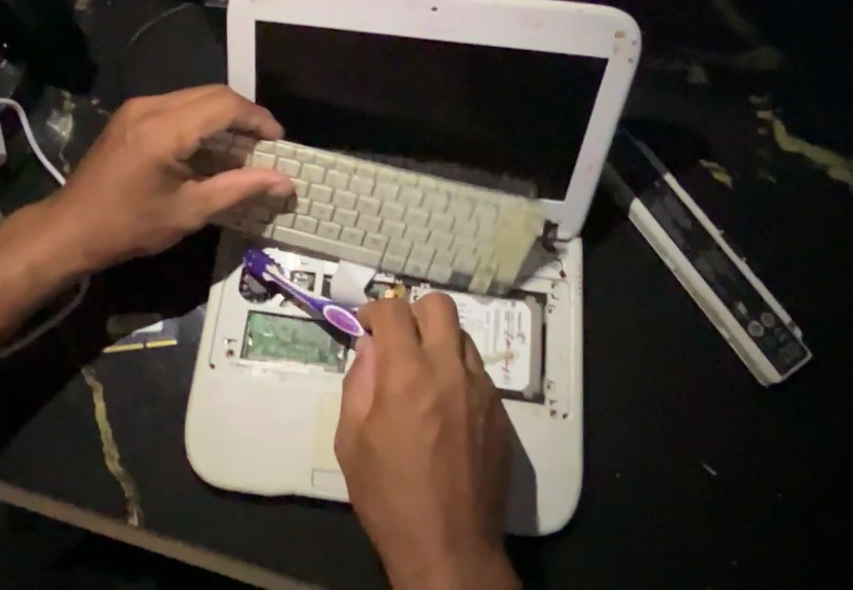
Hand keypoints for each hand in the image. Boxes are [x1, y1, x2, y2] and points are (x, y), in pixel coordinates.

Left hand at [27, 85, 291, 274]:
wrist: (71, 229)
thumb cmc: (130, 226)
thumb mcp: (190, 211)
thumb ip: (239, 188)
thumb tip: (285, 181)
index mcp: (165, 130)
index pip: (225, 106)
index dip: (258, 119)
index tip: (278, 141)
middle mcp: (151, 107)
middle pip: (213, 93)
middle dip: (245, 114)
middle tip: (266, 143)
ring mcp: (138, 107)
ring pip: (197, 95)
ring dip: (225, 114)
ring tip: (244, 144)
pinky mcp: (132, 113)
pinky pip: (179, 103)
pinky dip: (203, 117)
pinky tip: (212, 143)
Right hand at [336, 294, 518, 589]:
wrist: (450, 547)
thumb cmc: (389, 496)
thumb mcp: (351, 440)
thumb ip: (359, 382)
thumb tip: (370, 348)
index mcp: (407, 373)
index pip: (394, 309)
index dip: (374, 310)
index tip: (366, 325)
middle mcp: (449, 369)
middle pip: (439, 305)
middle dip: (413, 313)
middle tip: (398, 341)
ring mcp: (481, 389)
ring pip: (462, 336)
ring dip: (438, 342)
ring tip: (422, 375)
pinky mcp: (500, 411)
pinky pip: (478, 372)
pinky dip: (457, 374)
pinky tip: (445, 408)